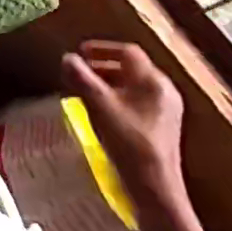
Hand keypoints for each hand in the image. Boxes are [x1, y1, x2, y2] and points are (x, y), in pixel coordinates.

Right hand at [62, 40, 186, 211]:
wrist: (153, 182)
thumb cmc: (126, 139)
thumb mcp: (97, 104)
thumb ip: (80, 77)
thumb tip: (66, 58)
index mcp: (153, 82)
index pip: (128, 52)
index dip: (101, 47)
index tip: (79, 52)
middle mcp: (164, 91)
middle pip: (130, 67)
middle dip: (101, 65)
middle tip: (77, 70)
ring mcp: (165, 109)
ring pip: (132, 84)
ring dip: (106, 81)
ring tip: (83, 88)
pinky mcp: (161, 124)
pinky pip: (136, 99)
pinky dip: (115, 95)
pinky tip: (100, 108)